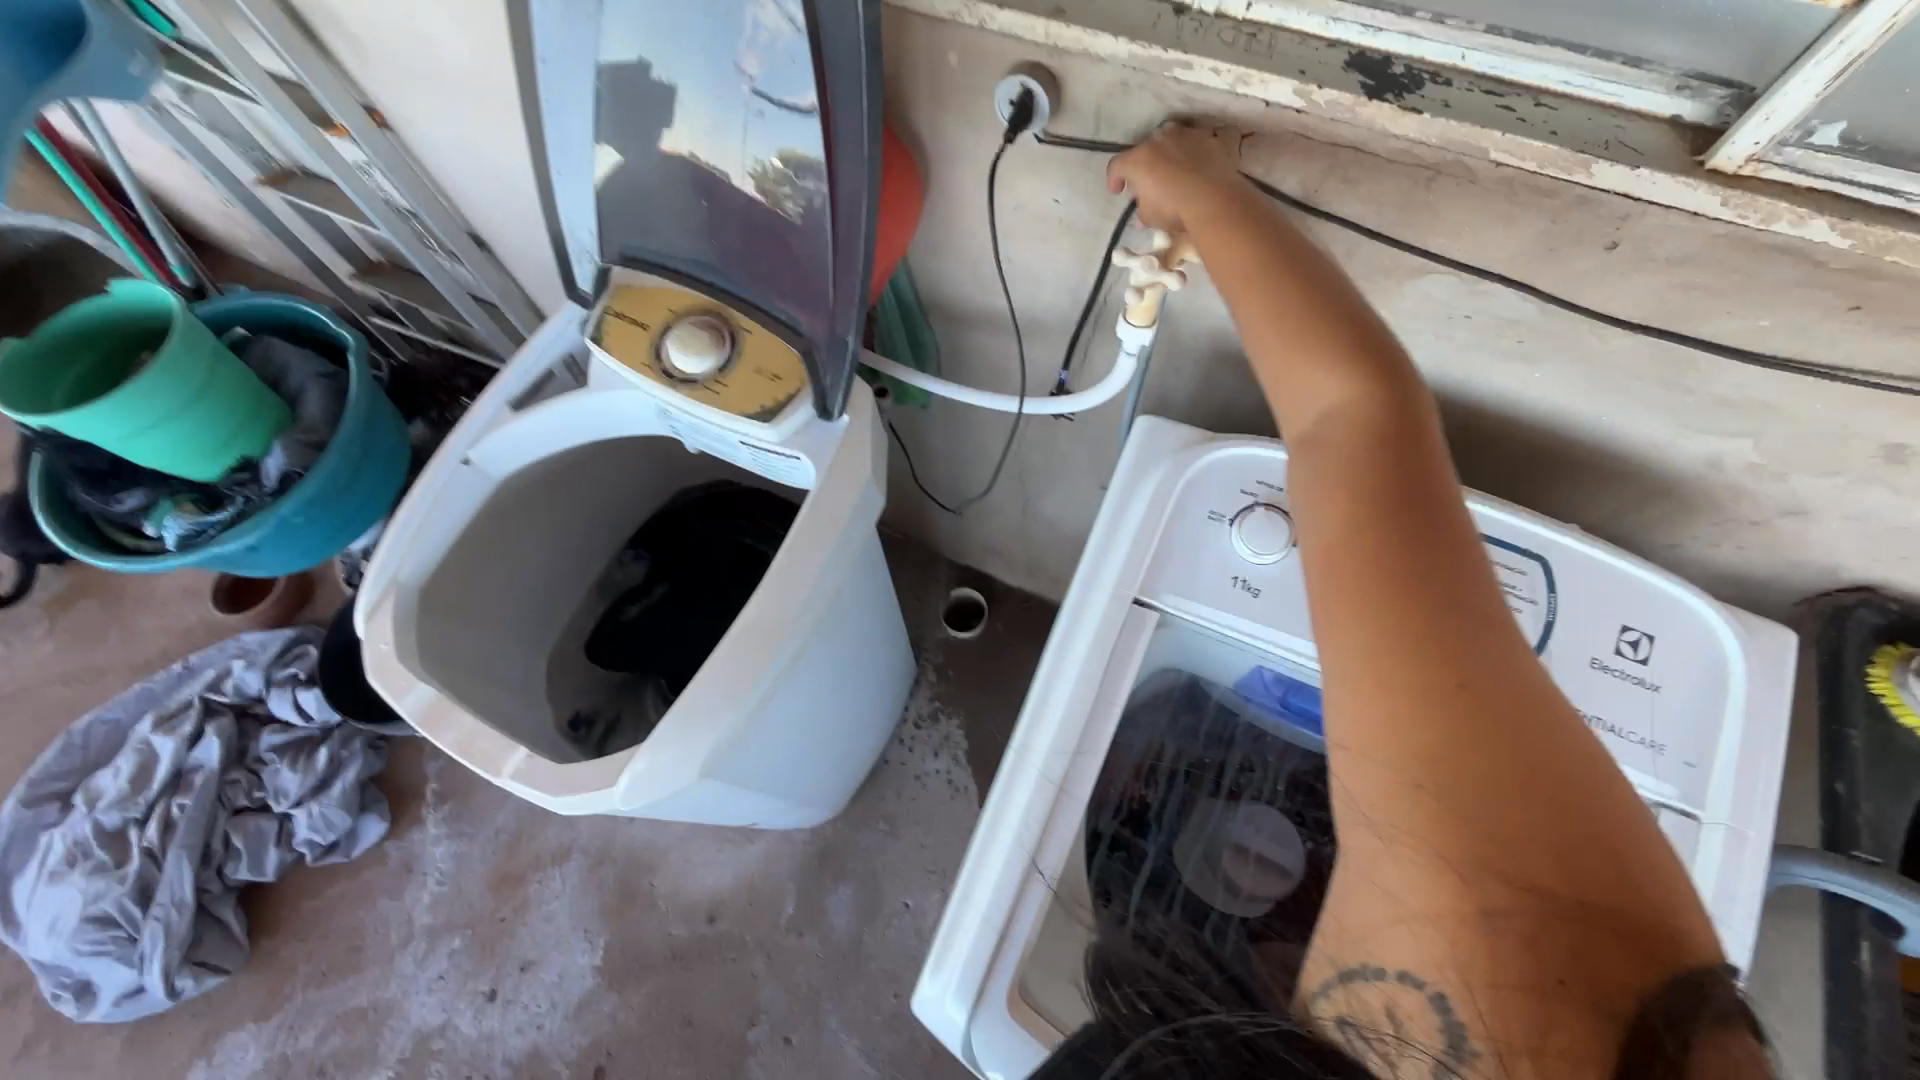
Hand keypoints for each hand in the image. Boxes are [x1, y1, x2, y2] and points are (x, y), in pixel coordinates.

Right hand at [1106, 122, 1248, 233]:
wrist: (1213, 200)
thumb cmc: (1173, 209)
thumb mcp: (1149, 217)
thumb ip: (1141, 210)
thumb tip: (1142, 212)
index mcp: (1138, 160)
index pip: (1117, 165)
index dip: (1114, 179)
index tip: (1118, 192)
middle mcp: (1159, 140)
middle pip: (1144, 150)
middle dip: (1144, 166)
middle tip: (1148, 184)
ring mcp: (1185, 136)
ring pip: (1169, 140)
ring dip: (1167, 153)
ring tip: (1172, 170)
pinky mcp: (1208, 139)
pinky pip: (1193, 144)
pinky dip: (1191, 154)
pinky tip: (1195, 168)